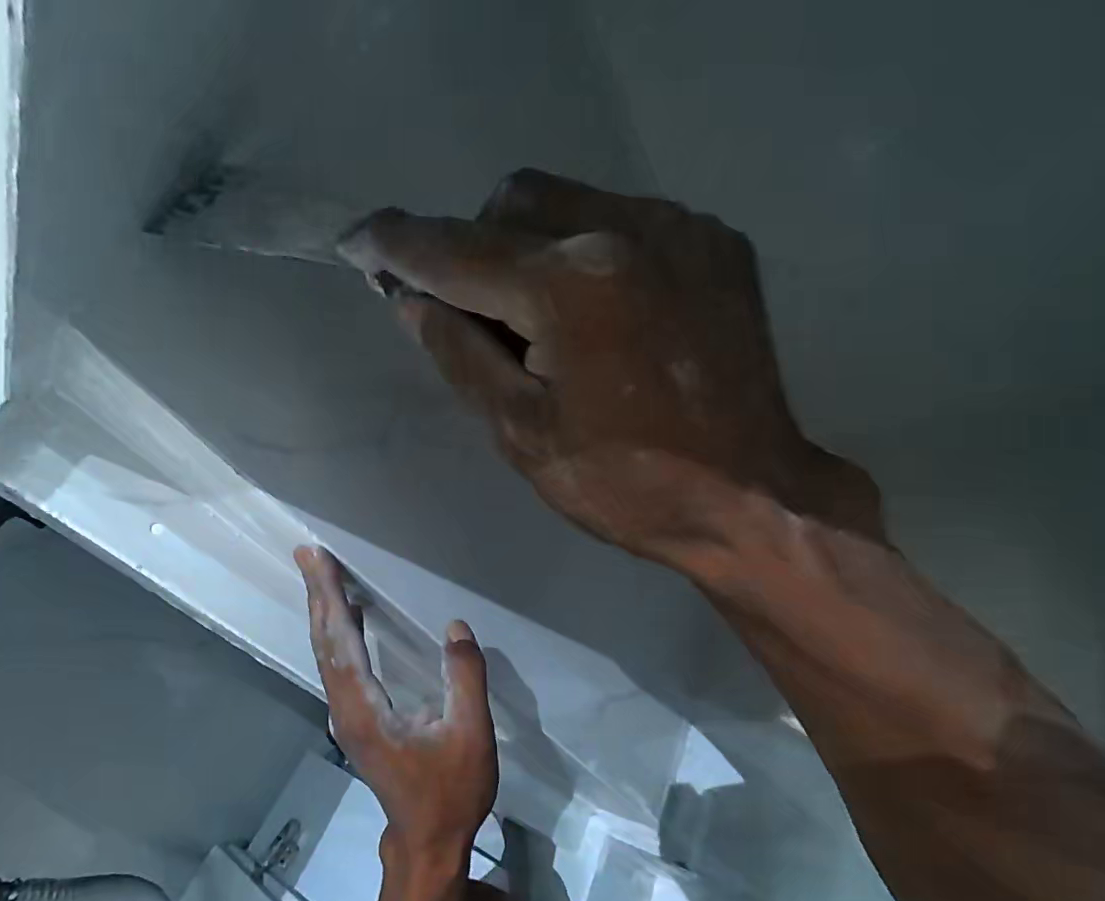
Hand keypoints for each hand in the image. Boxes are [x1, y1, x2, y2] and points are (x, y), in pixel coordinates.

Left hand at [295, 545, 497, 860]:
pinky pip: (339, 667)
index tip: (314, 559)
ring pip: (328, 655)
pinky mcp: (355, 723)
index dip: (328, 596)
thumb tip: (455, 627)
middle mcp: (344, 709)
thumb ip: (465, 677)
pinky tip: (352, 620)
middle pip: (325, 642)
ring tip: (323, 576)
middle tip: (307, 554)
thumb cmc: (450, 791)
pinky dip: (340, 635)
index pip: (340, 640)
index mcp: (364, 708)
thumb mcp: (471, 735)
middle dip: (317, 594)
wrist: (427, 842)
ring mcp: (346, 718)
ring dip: (325, 613)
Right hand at [337, 169, 884, 566]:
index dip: (396, 244)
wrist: (750, 497)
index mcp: (570, 288)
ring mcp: (679, 228)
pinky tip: (603, 315)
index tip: (355, 240)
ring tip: (545, 322)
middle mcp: (626, 230)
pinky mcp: (714, 242)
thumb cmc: (626, 485)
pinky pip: (623, 219)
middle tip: (476, 315)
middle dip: (474, 247)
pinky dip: (588, 252)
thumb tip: (409, 300)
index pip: (456, 249)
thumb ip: (460, 355)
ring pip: (569, 199)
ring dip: (530, 245)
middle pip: (512, 200)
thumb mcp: (523, 433)